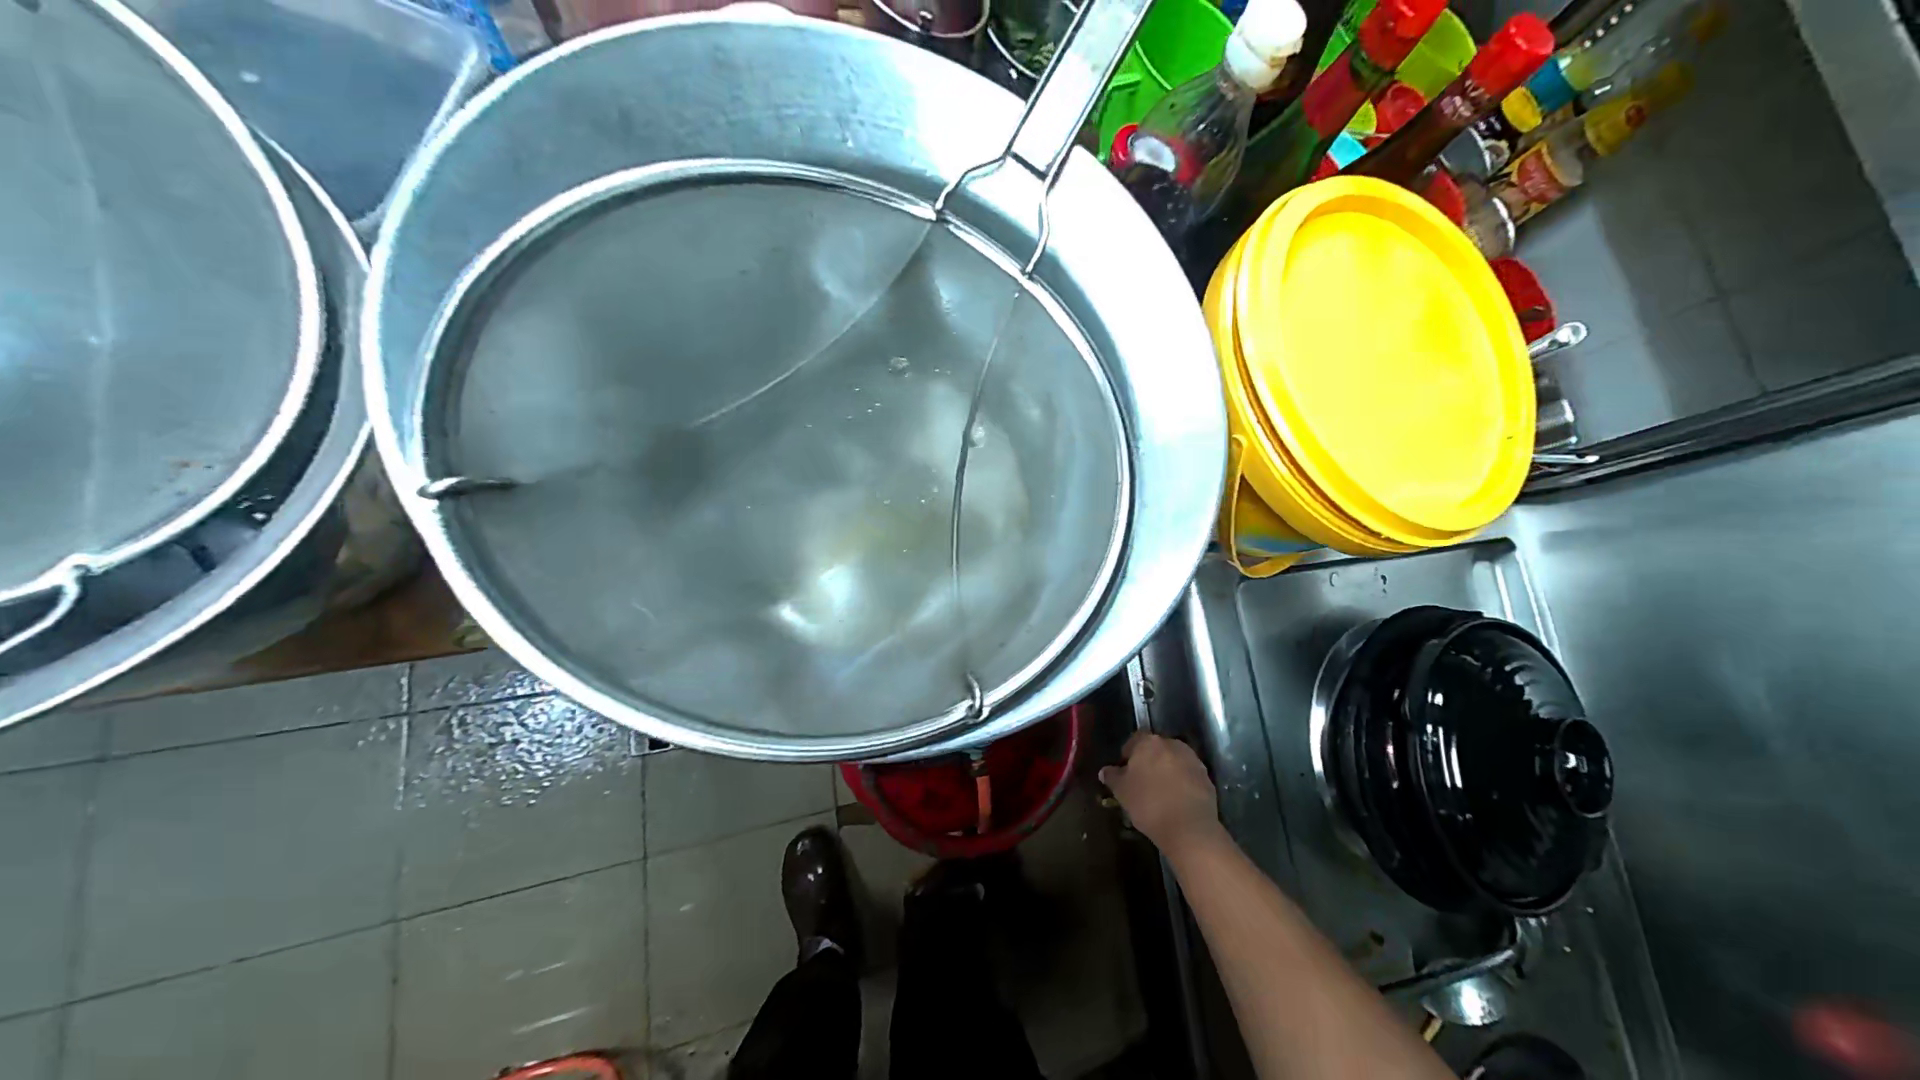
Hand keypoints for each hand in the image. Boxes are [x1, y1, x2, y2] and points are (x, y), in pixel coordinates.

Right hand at [1099, 733, 1221, 853]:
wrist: (1189, 828)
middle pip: (1156, 749)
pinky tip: (1176, 801)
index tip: (1124, 772)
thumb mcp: (1122, 792)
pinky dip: (1182, 783)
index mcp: (1149, 743)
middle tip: (1141, 782)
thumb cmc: (1149, 804)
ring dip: (1167, 772)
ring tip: (1160, 793)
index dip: (1128, 755)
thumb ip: (1112, 777)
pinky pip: (1188, 776)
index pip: (1134, 741)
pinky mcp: (1207, 778)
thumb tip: (1105, 771)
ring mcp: (1192, 760)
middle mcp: (1172, 744)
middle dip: (1149, 762)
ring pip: (1174, 762)